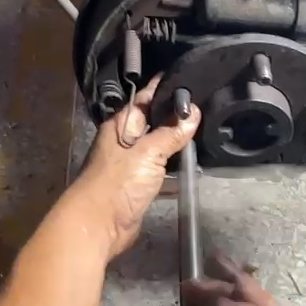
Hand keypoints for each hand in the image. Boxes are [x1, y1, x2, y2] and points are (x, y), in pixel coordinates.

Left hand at [64, 77, 199, 258]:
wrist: (99, 226)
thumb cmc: (118, 183)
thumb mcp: (148, 152)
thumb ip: (171, 133)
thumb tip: (193, 112)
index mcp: (120, 126)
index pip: (145, 98)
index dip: (165, 89)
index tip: (190, 79)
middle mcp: (124, 142)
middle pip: (153, 122)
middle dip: (175, 116)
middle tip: (206, 106)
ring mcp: (130, 166)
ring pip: (157, 147)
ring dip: (176, 143)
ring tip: (204, 133)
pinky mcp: (138, 187)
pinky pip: (159, 171)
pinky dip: (174, 169)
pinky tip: (192, 167)